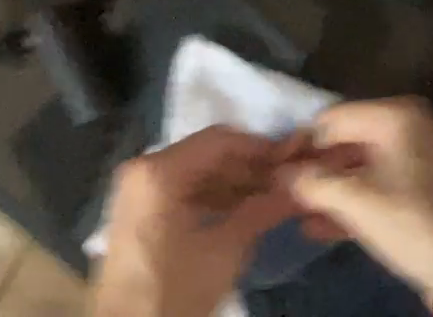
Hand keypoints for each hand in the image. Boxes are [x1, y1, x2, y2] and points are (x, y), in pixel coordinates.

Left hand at [91, 126, 305, 316]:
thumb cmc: (173, 292)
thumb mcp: (223, 253)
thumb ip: (259, 212)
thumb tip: (295, 190)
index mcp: (159, 170)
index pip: (218, 140)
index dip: (257, 147)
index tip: (291, 158)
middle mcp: (144, 166)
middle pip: (205, 153)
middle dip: (246, 166)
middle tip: (285, 180)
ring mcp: (138, 186)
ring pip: (195, 170)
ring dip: (232, 182)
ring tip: (271, 195)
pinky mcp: (139, 206)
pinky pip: (181, 188)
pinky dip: (211, 195)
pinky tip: (242, 208)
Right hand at [283, 98, 432, 316]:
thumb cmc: (417, 224)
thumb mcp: (358, 202)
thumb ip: (315, 183)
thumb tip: (279, 173)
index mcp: (396, 115)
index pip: (333, 118)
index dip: (302, 143)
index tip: (275, 167)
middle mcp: (408, 128)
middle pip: (347, 141)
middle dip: (315, 170)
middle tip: (283, 191)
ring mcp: (419, 160)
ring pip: (360, 168)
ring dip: (329, 191)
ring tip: (295, 212)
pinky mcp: (424, 192)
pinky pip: (378, 187)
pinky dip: (352, 203)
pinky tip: (320, 227)